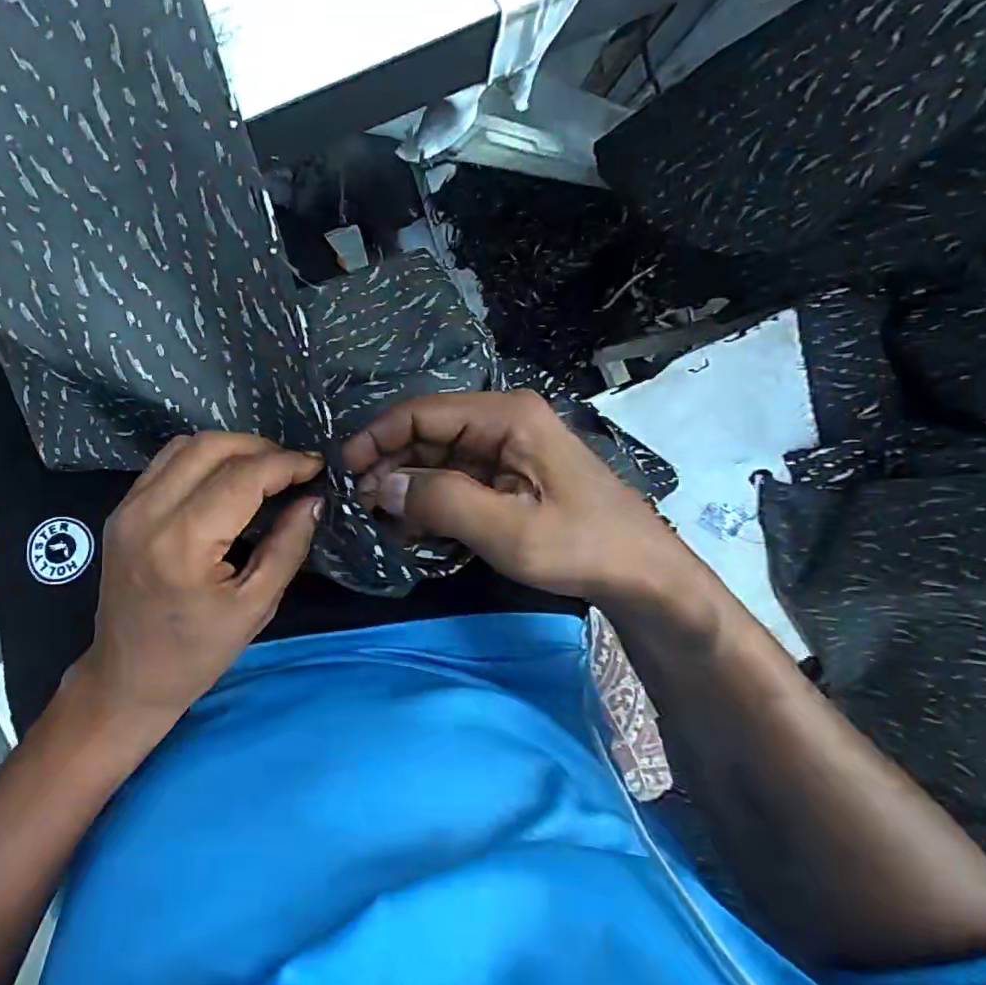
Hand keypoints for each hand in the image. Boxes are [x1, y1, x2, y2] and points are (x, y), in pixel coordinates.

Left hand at [67, 432, 323, 749]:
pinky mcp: (121, 510)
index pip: (243, 477)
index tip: (318, 467)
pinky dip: (204, 460)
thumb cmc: (197, 653)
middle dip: (261, 448)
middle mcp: (148, 513)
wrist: (128, 677)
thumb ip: (288, 547)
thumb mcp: (256, 606)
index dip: (286, 464)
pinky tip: (229, 480)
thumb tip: (313, 500)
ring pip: (185, 446)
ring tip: (267, 470)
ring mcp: (128, 508)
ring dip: (232, 448)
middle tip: (295, 468)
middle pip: (211, 447)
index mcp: (183, 542)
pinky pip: (166, 463)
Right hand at [340, 390, 699, 608]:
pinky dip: (436, 502)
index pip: (421, 412)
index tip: (345, 474)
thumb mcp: (508, 530)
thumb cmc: (580, 546)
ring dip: (411, 489)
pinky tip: (418, 531)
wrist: (640, 572)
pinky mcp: (514, 477)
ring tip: (386, 525)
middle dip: (392, 467)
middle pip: (429, 434)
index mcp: (507, 417)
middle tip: (363, 509)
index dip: (377, 438)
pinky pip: (461, 481)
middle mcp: (506, 421)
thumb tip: (381, 485)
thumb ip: (441, 502)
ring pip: (441, 459)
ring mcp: (511, 449)